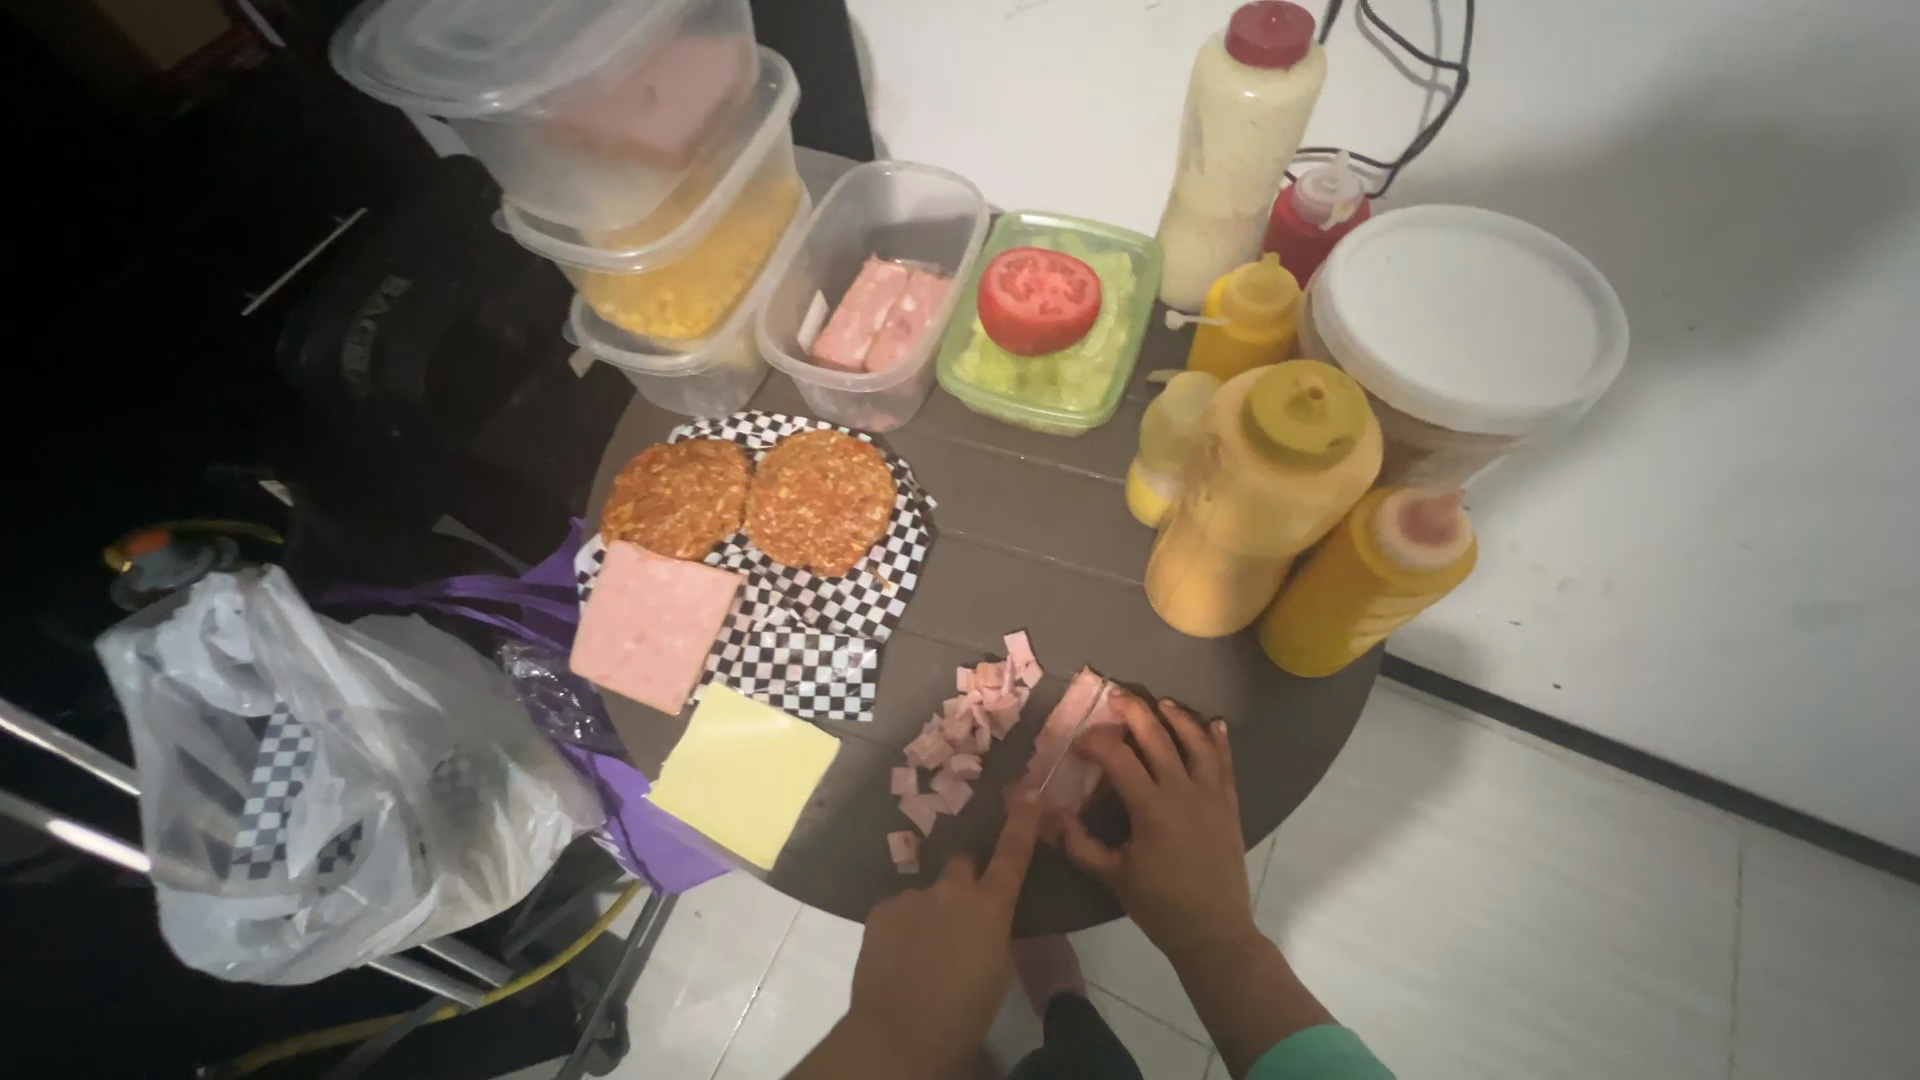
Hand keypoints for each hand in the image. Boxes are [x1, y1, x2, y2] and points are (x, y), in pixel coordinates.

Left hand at [835, 793, 1042, 1075]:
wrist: (897, 1034)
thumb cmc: (963, 1013)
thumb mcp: (997, 971)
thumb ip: (994, 931)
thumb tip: (985, 918)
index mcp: (990, 906)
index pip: (1012, 853)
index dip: (1022, 822)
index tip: (1029, 792)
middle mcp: (953, 889)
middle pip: (963, 863)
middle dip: (965, 879)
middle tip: (961, 915)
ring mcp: (914, 895)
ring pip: (929, 892)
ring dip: (931, 911)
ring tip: (924, 951)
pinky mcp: (883, 908)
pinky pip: (901, 909)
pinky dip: (904, 926)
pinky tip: (900, 956)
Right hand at [1057, 691, 1258, 965]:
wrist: (1215, 933)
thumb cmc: (1160, 905)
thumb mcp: (1113, 876)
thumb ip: (1080, 844)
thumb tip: (1052, 816)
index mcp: (1151, 808)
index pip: (1119, 758)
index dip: (1096, 742)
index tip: (1079, 744)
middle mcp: (1182, 792)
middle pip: (1158, 738)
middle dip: (1135, 712)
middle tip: (1117, 695)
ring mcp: (1210, 796)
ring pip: (1196, 743)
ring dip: (1178, 718)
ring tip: (1162, 703)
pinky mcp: (1229, 806)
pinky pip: (1225, 766)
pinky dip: (1220, 741)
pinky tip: (1214, 723)